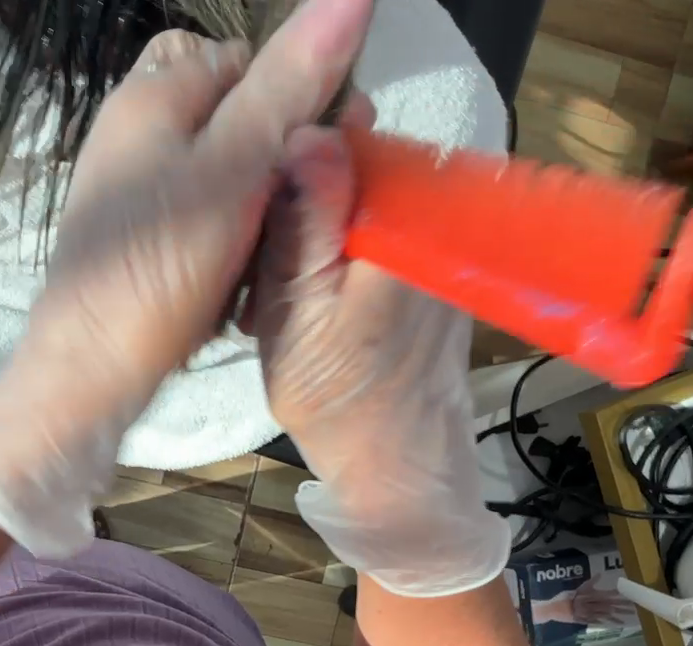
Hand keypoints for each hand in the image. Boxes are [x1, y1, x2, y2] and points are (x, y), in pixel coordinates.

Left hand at [0, 0, 377, 557]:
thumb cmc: (156, 267)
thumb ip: (286, 88)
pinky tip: (234, 281)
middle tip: (298, 209)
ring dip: (253, 210)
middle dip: (273, 160)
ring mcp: (132, 195)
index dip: (293, 95)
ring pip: (219, 179)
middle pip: (231, 120)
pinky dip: (223, 246)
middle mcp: (133, 137)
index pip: (243, 58)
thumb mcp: (231, 170)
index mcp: (150, 98)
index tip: (323, 149)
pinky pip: (198, 226)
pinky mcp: (137, 246)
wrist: (88, 371)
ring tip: (266, 254)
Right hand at [247, 113, 510, 595]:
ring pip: (359, 205)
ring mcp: (437, 246)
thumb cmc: (339, 400)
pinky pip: (375, 237)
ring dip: (311, 238)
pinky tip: (309, 304)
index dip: (290, 166)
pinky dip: (336, 260)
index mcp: (402, 219)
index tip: (255, 220)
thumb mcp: (297, 314)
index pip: (346, 139)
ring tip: (278, 296)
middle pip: (352, 170)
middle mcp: (433, 218)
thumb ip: (304, 226)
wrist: (398, 466)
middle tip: (261, 274)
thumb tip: (309, 132)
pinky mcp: (431, 272)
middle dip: (297, 207)